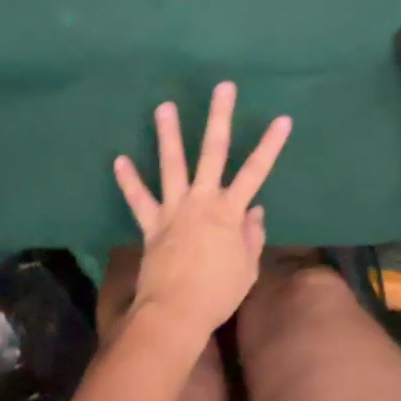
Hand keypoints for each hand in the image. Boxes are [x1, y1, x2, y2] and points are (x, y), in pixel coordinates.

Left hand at [112, 82, 291, 336]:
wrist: (175, 313)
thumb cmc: (218, 293)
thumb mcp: (248, 267)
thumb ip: (252, 236)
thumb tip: (255, 210)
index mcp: (230, 211)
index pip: (257, 171)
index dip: (271, 145)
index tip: (282, 119)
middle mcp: (202, 201)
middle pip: (213, 152)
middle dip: (219, 117)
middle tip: (222, 87)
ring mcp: (174, 209)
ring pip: (171, 164)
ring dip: (168, 134)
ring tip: (164, 106)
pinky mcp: (151, 224)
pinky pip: (138, 199)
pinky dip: (128, 180)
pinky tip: (118, 159)